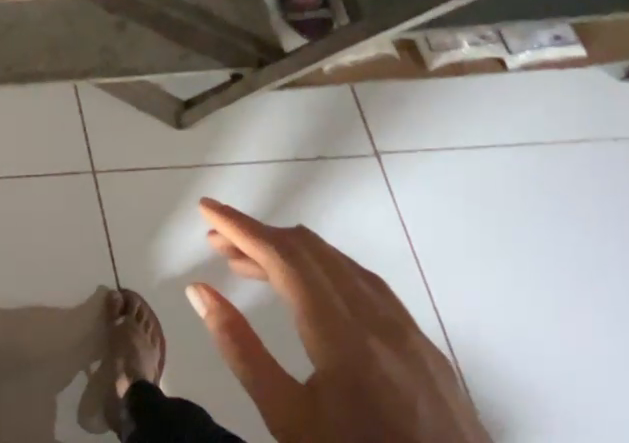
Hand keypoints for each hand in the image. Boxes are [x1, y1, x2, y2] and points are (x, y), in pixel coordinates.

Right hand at [188, 198, 490, 442]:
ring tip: (252, 265)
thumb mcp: (287, 419)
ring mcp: (412, 336)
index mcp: (345, 339)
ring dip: (293, 252)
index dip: (242, 227)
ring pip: (344, 265)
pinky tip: (310, 289)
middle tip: (217, 242)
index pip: (286, 259)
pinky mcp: (428, 352)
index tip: (206, 209)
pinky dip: (327, 271)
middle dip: (260, 236)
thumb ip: (241, 349)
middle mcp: (382, 324)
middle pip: (314, 253)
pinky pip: (370, 288)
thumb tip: (200, 291)